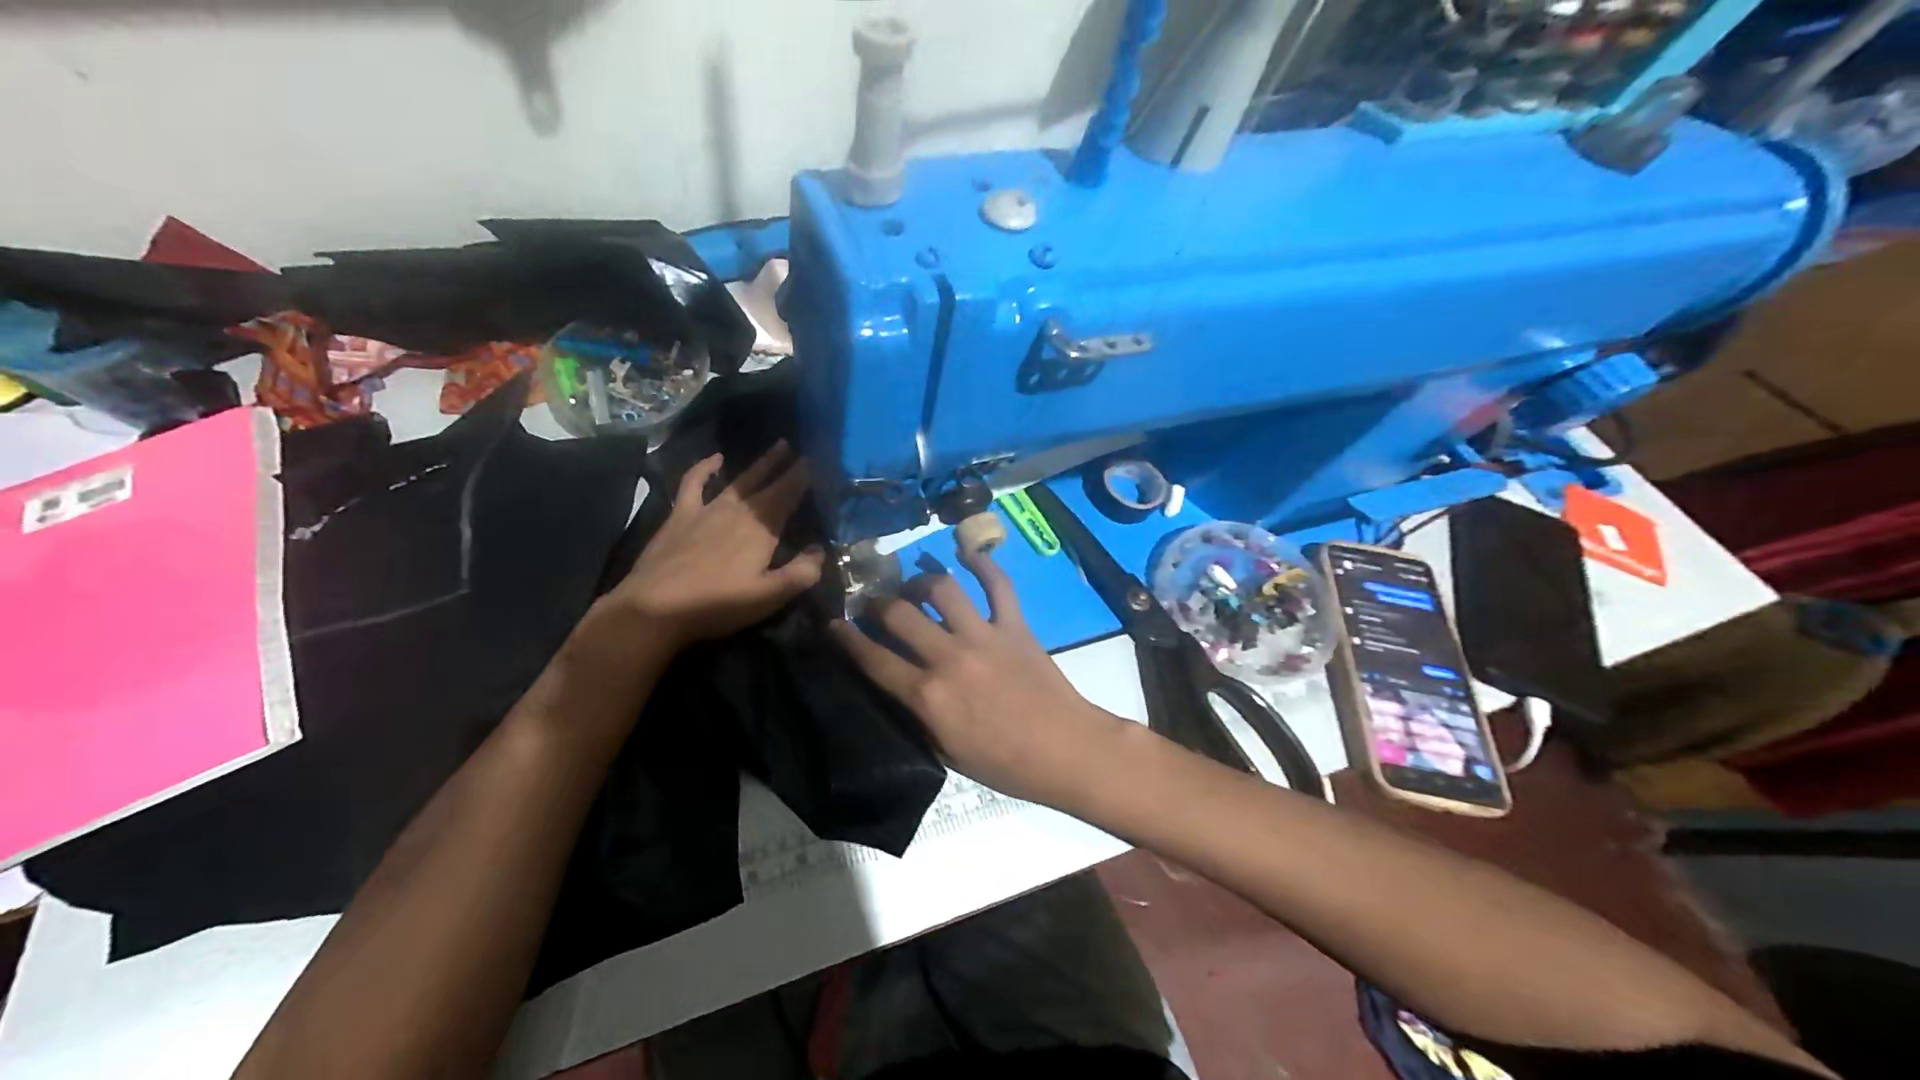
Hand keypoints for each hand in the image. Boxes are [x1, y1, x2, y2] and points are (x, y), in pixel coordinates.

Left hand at [610, 441, 825, 647]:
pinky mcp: (681, 515)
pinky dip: (704, 467)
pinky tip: (715, 458)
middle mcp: (738, 511)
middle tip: (802, 447)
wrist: (655, 607)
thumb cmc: (717, 604)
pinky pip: (694, 483)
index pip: (789, 494)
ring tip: (777, 447)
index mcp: (762, 529)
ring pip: (740, 480)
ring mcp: (707, 510)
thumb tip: (820, 551)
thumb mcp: (769, 597)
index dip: (804, 476)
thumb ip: (801, 573)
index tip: (819, 459)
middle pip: (768, 483)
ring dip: (760, 464)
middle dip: (786, 465)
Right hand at [830, 550, 1132, 805]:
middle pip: (899, 614)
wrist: (1064, 750)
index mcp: (929, 695)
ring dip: (920, 581)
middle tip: (874, 605)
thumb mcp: (947, 752)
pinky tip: (966, 553)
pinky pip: (998, 584)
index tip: (832, 623)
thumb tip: (900, 686)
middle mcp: (949, 656)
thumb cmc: (1004, 763)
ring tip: (915, 587)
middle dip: (877, 604)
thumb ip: (919, 715)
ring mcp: (984, 635)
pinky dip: (983, 564)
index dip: (846, 638)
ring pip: (942, 588)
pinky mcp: (1015, 625)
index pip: (874, 659)